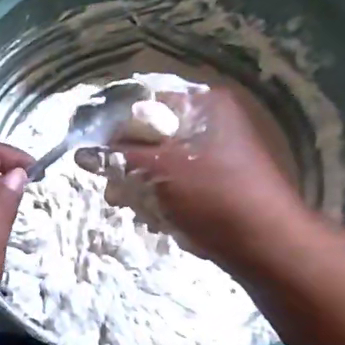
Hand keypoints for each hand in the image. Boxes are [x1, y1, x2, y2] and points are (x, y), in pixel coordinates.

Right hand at [111, 86, 310, 268]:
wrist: (263, 241)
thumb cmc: (212, 195)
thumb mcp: (155, 169)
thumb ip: (113, 156)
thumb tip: (80, 152)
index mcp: (202, 105)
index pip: (141, 103)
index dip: (111, 126)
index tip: (92, 151)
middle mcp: (208, 121)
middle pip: (144, 133)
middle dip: (121, 161)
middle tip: (111, 185)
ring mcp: (210, 151)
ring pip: (152, 159)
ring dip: (133, 182)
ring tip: (127, 203)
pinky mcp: (210, 178)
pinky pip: (168, 178)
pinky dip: (153, 194)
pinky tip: (150, 213)